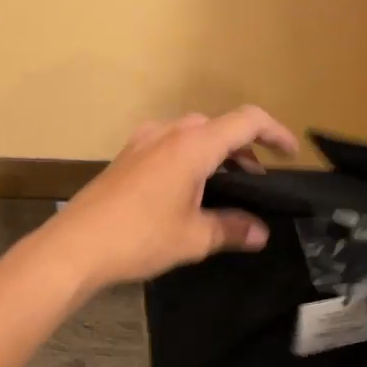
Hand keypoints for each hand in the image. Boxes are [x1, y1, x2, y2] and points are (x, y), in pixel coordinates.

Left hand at [32, 107, 298, 291]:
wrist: (75, 245)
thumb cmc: (139, 237)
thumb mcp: (193, 237)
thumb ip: (231, 229)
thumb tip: (260, 233)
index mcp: (192, 144)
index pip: (246, 121)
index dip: (275, 132)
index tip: (291, 155)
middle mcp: (167, 133)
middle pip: (217, 126)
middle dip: (243, 148)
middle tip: (256, 181)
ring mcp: (141, 143)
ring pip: (190, 134)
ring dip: (214, 154)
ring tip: (225, 188)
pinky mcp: (125, 158)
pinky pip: (167, 146)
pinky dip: (188, 159)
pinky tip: (186, 192)